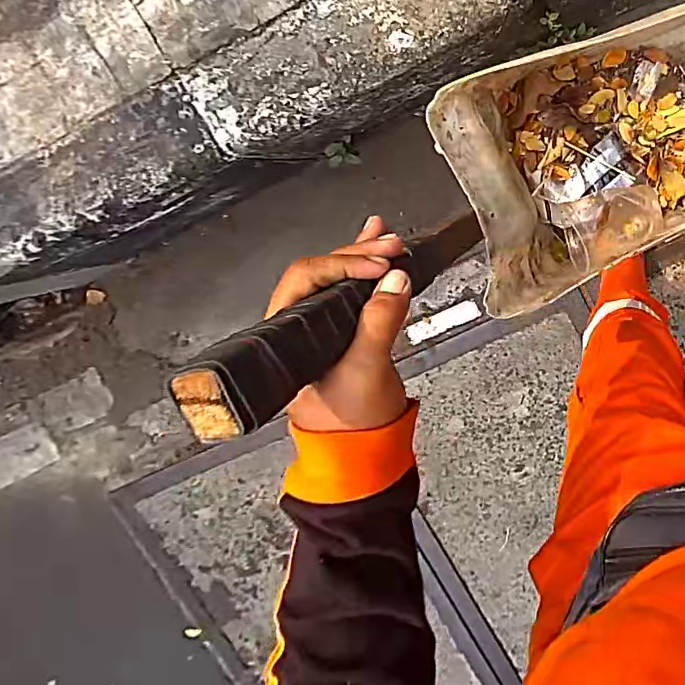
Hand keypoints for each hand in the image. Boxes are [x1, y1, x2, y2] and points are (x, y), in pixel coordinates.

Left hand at [268, 215, 412, 432]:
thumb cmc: (351, 419)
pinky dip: (367, 266)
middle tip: (391, 247)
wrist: (361, 445)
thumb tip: (395, 280)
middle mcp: (299, 324)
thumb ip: (378, 323)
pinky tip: (377, 245)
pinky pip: (352, 287)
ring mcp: (321, 324)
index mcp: (290, 334)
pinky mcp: (343, 326)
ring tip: (388, 238)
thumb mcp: (367, 370)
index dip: (345, 266)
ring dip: (364, 254)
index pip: (308, 280)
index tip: (380, 267)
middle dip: (359, 254)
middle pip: (323, 272)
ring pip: (337, 276)